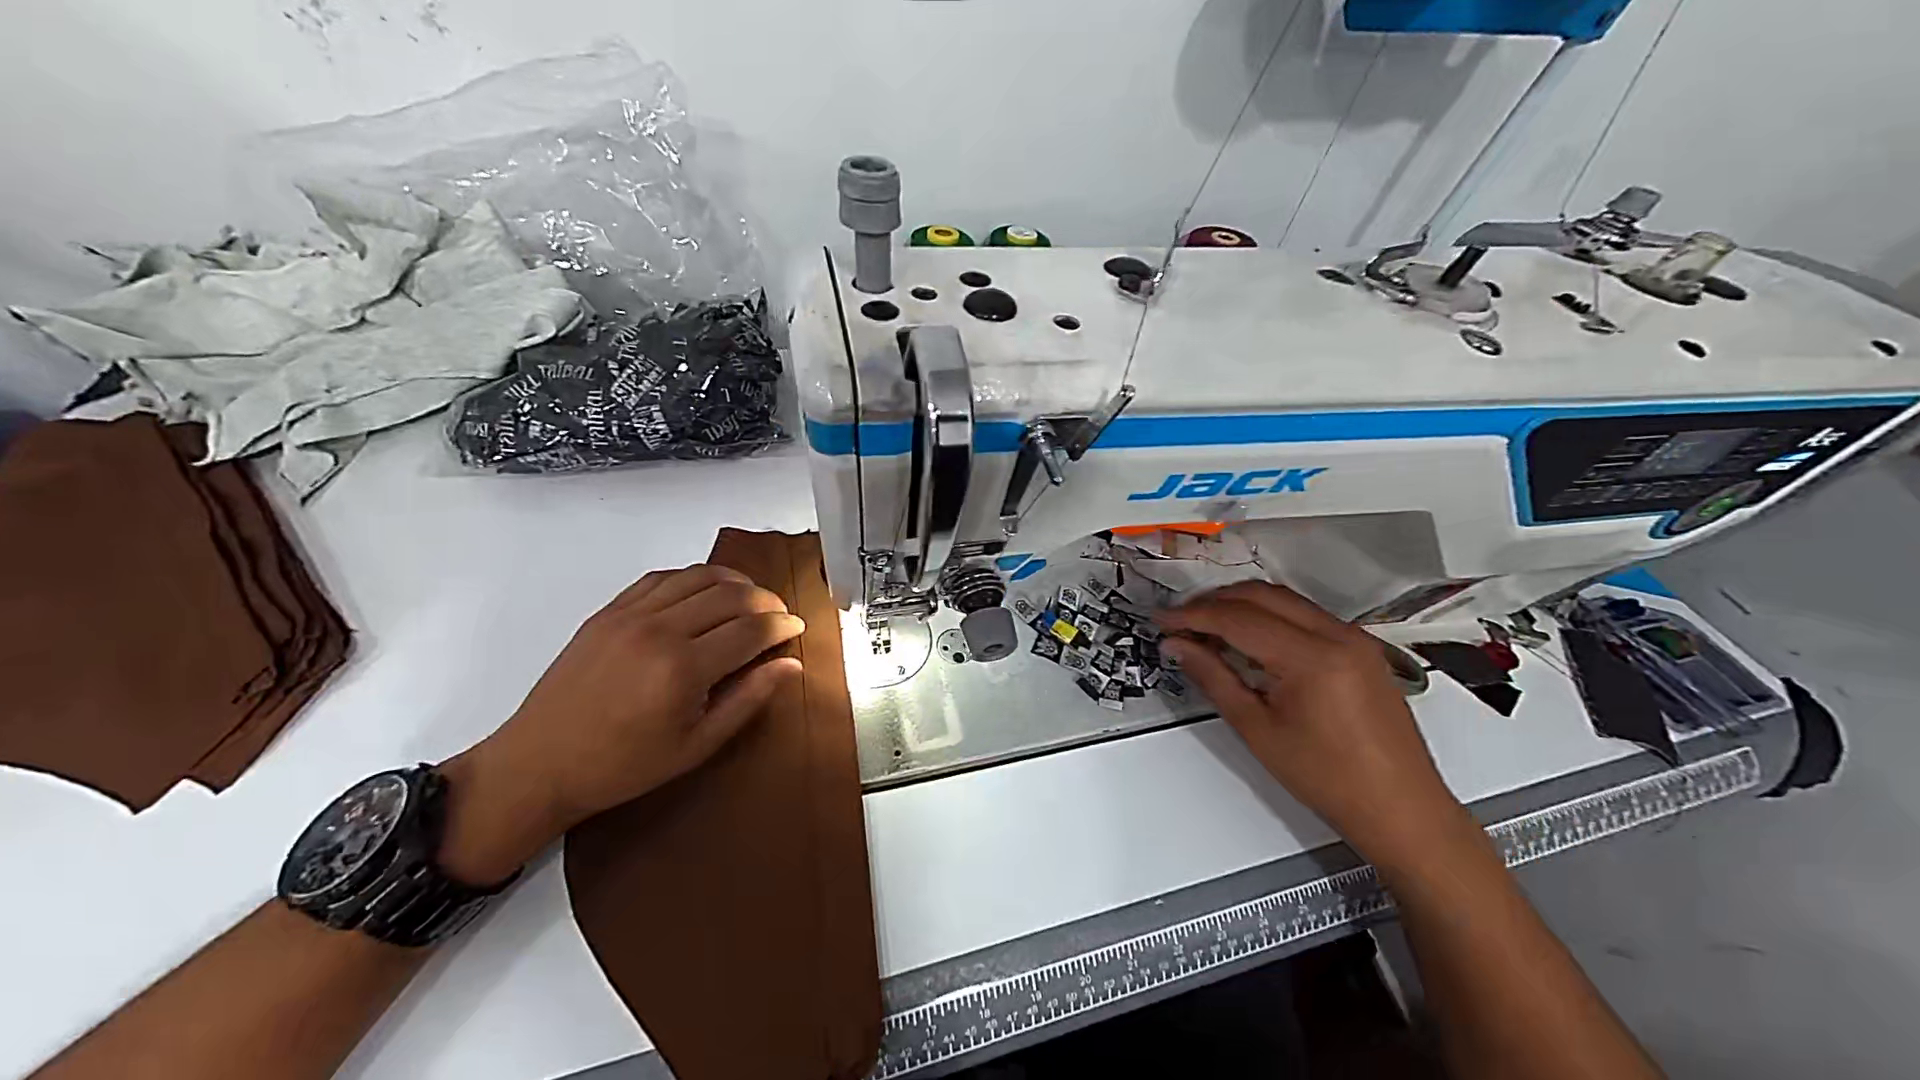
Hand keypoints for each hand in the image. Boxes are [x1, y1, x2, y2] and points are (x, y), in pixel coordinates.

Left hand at [438, 565, 803, 883]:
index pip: (751, 629)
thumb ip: (748, 699)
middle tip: (779, 614)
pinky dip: (692, 577)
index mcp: (683, 669)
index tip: (796, 628)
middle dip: (766, 600)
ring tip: (751, 598)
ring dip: (734, 581)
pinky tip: (704, 591)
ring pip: (698, 576)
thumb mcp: (697, 745)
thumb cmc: (622, 765)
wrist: (540, 764)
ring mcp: (629, 616)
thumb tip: (789, 666)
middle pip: (731, 594)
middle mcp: (658, 631)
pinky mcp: (608, 612)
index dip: (782, 625)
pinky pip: (660, 578)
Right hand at [1156, 582, 1472, 867]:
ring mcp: (1354, 638)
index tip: (1164, 621)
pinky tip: (1247, 638)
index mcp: (1313, 658)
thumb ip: (1213, 677)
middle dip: (1214, 602)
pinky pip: (1304, 614)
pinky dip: (1269, 616)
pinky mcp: (1361, 647)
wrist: (1400, 809)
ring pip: (1283, 598)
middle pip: (1260, 595)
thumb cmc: (1332, 780)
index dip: (1193, 615)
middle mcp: (1338, 636)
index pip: (1238, 618)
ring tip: (1207, 628)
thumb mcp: (1257, 729)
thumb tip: (1180, 646)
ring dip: (1241, 605)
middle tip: (1181, 622)